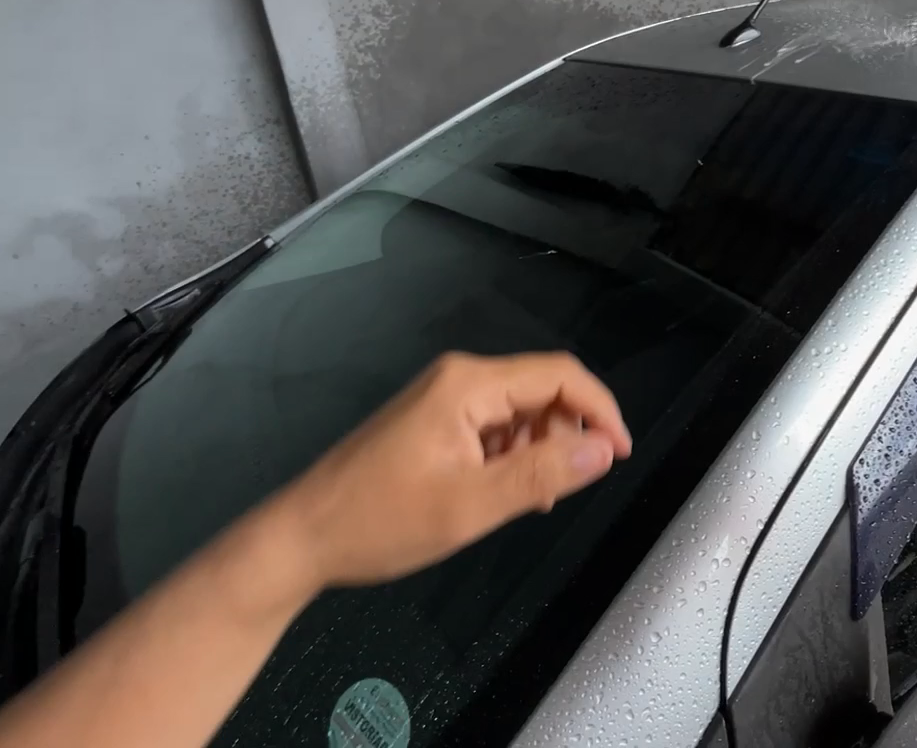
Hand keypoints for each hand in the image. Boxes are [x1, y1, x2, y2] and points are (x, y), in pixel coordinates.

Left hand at [265, 352, 632, 588]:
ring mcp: (446, 396)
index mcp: (470, 384)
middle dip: (568, 432)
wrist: (296, 541)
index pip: (560, 376)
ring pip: (522, 408)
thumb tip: (603, 450)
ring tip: (534, 496)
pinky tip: (506, 489)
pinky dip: (515, 452)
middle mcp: (461, 377)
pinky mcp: (437, 417)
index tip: (620, 452)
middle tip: (571, 482)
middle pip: (542, 388)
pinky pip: (496, 423)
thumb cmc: (379, 522)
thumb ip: (542, 474)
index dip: (599, 409)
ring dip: (541, 446)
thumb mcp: (470, 506)